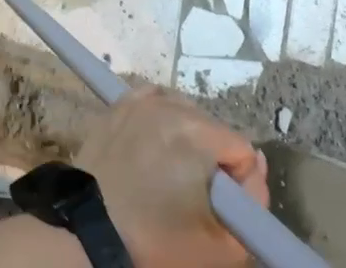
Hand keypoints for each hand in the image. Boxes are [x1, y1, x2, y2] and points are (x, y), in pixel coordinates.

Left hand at [72, 86, 269, 267]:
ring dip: (188, 137)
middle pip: (213, 127)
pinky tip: (156, 143)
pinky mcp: (116, 108)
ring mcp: (137, 103)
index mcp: (196, 132)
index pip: (242, 149)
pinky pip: (151, 100)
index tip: (221, 206)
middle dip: (214, 158)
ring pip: (183, 111)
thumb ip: (254, 202)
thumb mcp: (226, 244)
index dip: (241, 182)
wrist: (90, 231)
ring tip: (174, 172)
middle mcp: (167, 106)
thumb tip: (254, 165)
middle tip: (196, 193)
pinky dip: (161, 117)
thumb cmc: (158, 240)